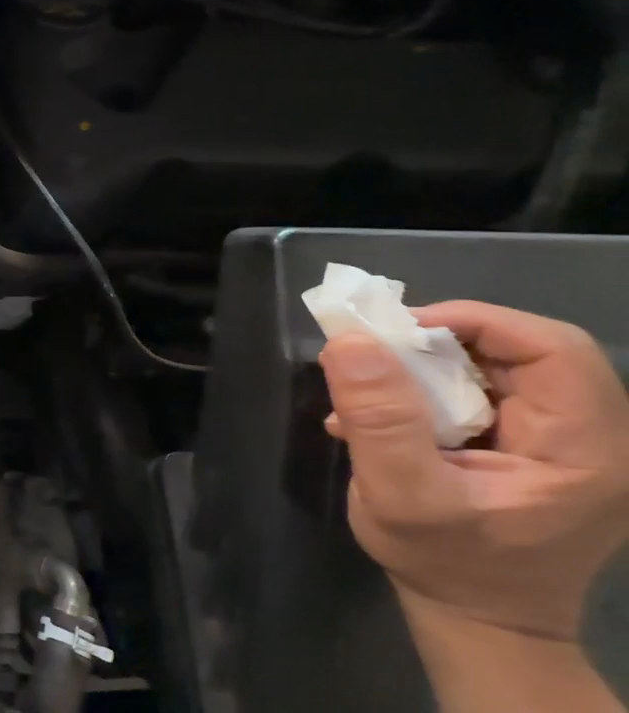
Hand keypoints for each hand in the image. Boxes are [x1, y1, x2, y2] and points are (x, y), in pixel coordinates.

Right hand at [320, 301, 628, 640]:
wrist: (480, 620)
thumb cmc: (446, 563)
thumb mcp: (401, 496)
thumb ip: (381, 420)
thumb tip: (350, 341)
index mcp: (585, 450)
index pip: (554, 349)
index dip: (478, 322)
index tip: (400, 332)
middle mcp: (593, 439)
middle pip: (528, 351)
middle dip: (444, 340)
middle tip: (375, 356)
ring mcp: (566, 444)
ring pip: (502, 367)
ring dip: (429, 365)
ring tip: (371, 392)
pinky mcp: (536, 448)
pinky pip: (488, 392)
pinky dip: (432, 388)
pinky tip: (389, 415)